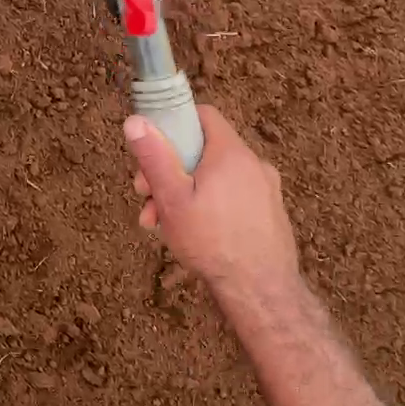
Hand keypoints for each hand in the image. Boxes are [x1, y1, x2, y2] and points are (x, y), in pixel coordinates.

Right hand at [125, 106, 300, 311]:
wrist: (261, 290)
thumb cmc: (211, 241)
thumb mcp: (172, 196)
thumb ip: (154, 156)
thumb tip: (135, 120)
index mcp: (231, 154)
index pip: (203, 115)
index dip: (174, 123)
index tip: (152, 147)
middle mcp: (253, 164)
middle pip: (202, 150)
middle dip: (168, 169)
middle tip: (146, 196)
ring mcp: (265, 188)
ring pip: (213, 176)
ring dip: (182, 191)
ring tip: (161, 222)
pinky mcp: (269, 210)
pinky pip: (230, 194)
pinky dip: (206, 204)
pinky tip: (189, 231)